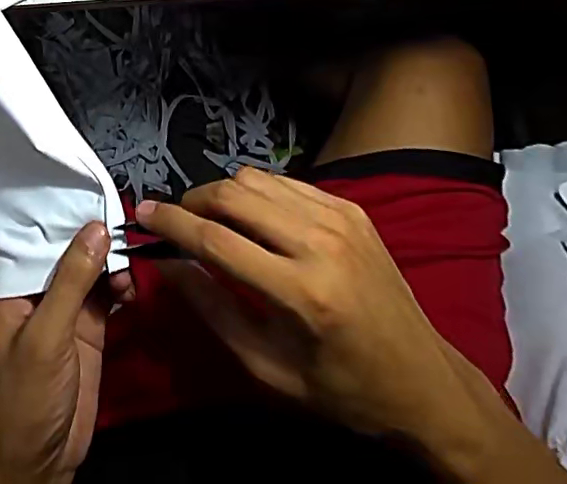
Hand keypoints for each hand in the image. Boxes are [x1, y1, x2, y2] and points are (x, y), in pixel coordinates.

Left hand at [0, 222, 129, 483]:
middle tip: (123, 222)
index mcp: (12, 288)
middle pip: (67, 251)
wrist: (39, 465)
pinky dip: (121, 286)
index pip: (35, 239)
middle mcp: (37, 292)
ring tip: (128, 265)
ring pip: (90, 269)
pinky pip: (106, 294)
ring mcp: (64, 310)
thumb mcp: (46, 336)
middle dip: (93, 236)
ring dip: (111, 262)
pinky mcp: (88, 328)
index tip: (92, 191)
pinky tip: (131, 287)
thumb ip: (72, 281)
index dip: (62, 216)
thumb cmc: (25, 399)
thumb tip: (95, 229)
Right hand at [136, 169, 566, 482]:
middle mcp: (321, 242)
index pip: (216, 239)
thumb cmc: (340, 388)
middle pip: (233, 195)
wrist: (423, 380)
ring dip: (222, 192)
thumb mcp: (267, 368)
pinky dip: (257, 192)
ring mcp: (340, 217)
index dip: (171, 221)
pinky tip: (254, 218)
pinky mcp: (351, 207)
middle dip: (192, 199)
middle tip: (176, 218)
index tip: (142, 212)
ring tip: (212, 218)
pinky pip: (285, 181)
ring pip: (255, 178)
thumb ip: (211, 310)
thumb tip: (166, 263)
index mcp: (301, 292)